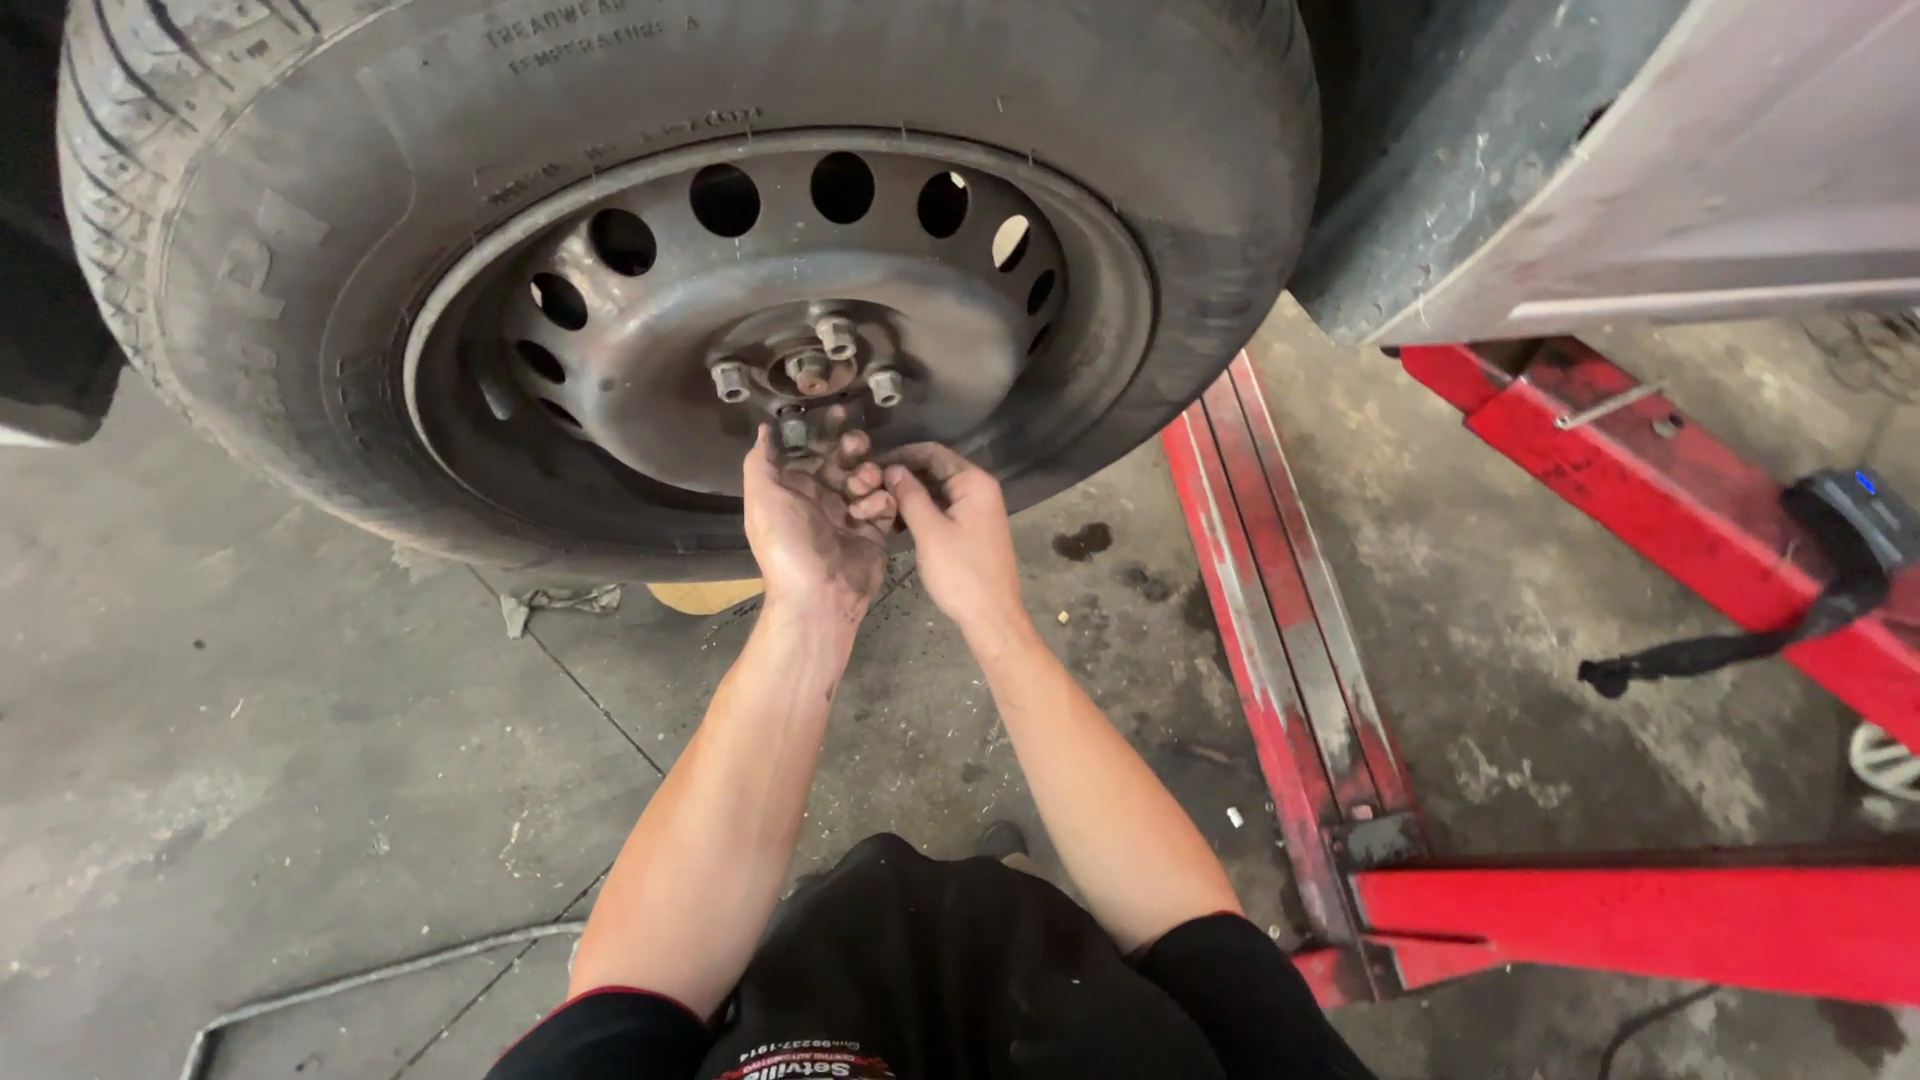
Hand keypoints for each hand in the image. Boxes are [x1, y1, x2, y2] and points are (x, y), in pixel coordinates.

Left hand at [742, 414, 896, 620]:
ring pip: (867, 480)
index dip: (825, 431)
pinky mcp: (874, 532)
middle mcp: (822, 499)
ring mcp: (850, 515)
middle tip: (858, 445)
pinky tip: (871, 511)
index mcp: (794, 489)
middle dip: (852, 449)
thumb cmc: (787, 545)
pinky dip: (881, 501)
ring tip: (863, 485)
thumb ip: (761, 461)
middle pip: (844, 461)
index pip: (812, 451)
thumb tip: (762, 429)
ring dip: (867, 475)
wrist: (818, 596)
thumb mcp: (762, 498)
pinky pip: (884, 505)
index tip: (840, 413)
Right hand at [881, 443, 1026, 639]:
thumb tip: (892, 469)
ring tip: (878, 502)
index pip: (933, 452)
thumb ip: (910, 496)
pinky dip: (923, 511)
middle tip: (870, 485)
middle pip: (936, 470)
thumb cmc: (961, 573)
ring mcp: (978, 510)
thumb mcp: (930, 532)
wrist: (992, 616)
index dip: (902, 454)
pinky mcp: (973, 528)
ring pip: (938, 491)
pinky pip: (944, 509)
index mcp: (975, 482)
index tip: (872, 463)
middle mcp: (980, 489)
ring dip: (911, 495)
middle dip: (905, 475)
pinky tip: (899, 520)